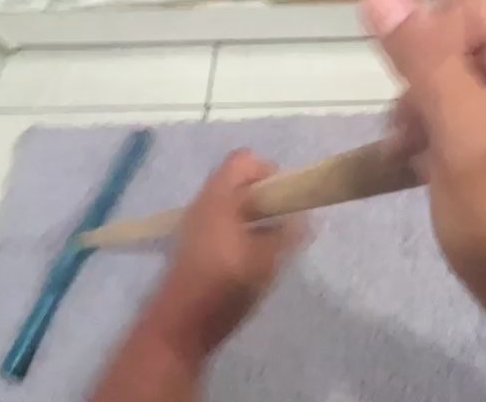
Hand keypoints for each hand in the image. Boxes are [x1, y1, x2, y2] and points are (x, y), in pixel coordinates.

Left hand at [139, 149, 302, 364]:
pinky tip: (248, 256)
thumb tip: (305, 217)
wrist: (179, 326)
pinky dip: (237, 227)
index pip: (244, 159)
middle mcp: (203, 202)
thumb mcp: (266, 260)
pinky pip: (219, 220)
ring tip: (268, 241)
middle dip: (262, 195)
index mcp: (219, 196)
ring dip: (250, 213)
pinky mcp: (190, 244)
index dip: (268, 170)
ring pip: (228, 202)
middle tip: (280, 220)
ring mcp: (193, 222)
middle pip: (236, 180)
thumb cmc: (224, 285)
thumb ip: (288, 235)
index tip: (284, 196)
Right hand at [361, 0, 485, 316]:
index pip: (458, 3)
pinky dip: (421, 120)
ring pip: (432, 61)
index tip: (430, 102)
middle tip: (423, 129)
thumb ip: (422, 55)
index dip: (430, 47)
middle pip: (443, 29)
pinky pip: (436, 88)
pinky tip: (419, 156)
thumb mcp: (462, 128)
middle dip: (419, 78)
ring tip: (419, 150)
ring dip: (415, 104)